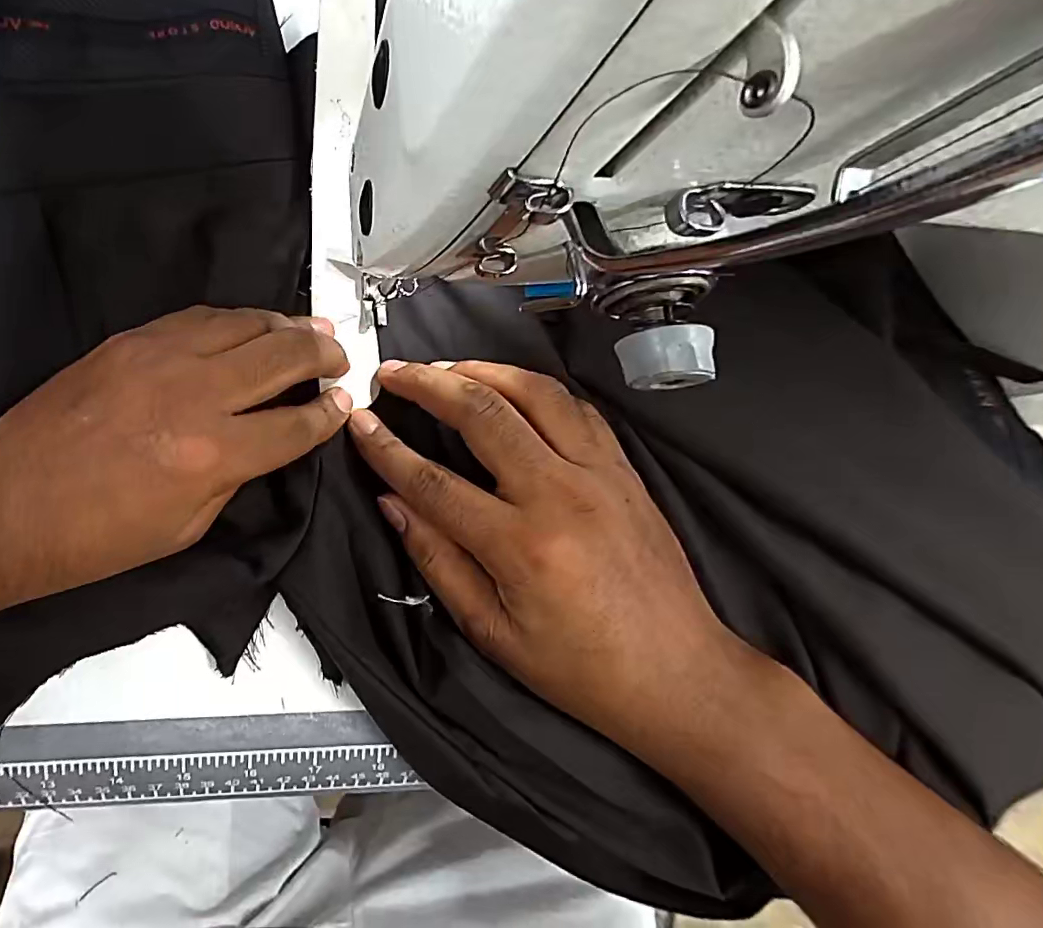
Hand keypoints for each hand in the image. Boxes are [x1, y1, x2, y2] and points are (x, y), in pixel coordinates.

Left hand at [0, 306, 351, 604]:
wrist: (7, 503)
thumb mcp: (182, 527)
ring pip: (242, 323)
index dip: (326, 415)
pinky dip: (230, 320)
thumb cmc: (91, 536)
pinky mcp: (127, 341)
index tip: (340, 404)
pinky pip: (195, 318)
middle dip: (321, 352)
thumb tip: (259, 444)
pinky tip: (243, 326)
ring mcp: (158, 357)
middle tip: (338, 355)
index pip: (295, 423)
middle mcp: (194, 393)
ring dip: (282, 324)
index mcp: (213, 454)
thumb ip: (232, 477)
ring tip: (305, 329)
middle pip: (281, 354)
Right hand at [347, 360, 762, 749]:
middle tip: (393, 372)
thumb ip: (436, 559)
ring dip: (481, 370)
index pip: (433, 480)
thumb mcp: (489, 629)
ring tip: (443, 367)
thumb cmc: (581, 667)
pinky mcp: (623, 471)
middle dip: (427, 384)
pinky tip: (506, 386)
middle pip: (483, 414)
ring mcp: (600, 476)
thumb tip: (392, 503)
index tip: (359, 423)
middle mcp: (562, 496)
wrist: (682, 677)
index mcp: (521, 545)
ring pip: (534, 394)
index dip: (386, 448)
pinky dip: (532, 387)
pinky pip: (575, 408)